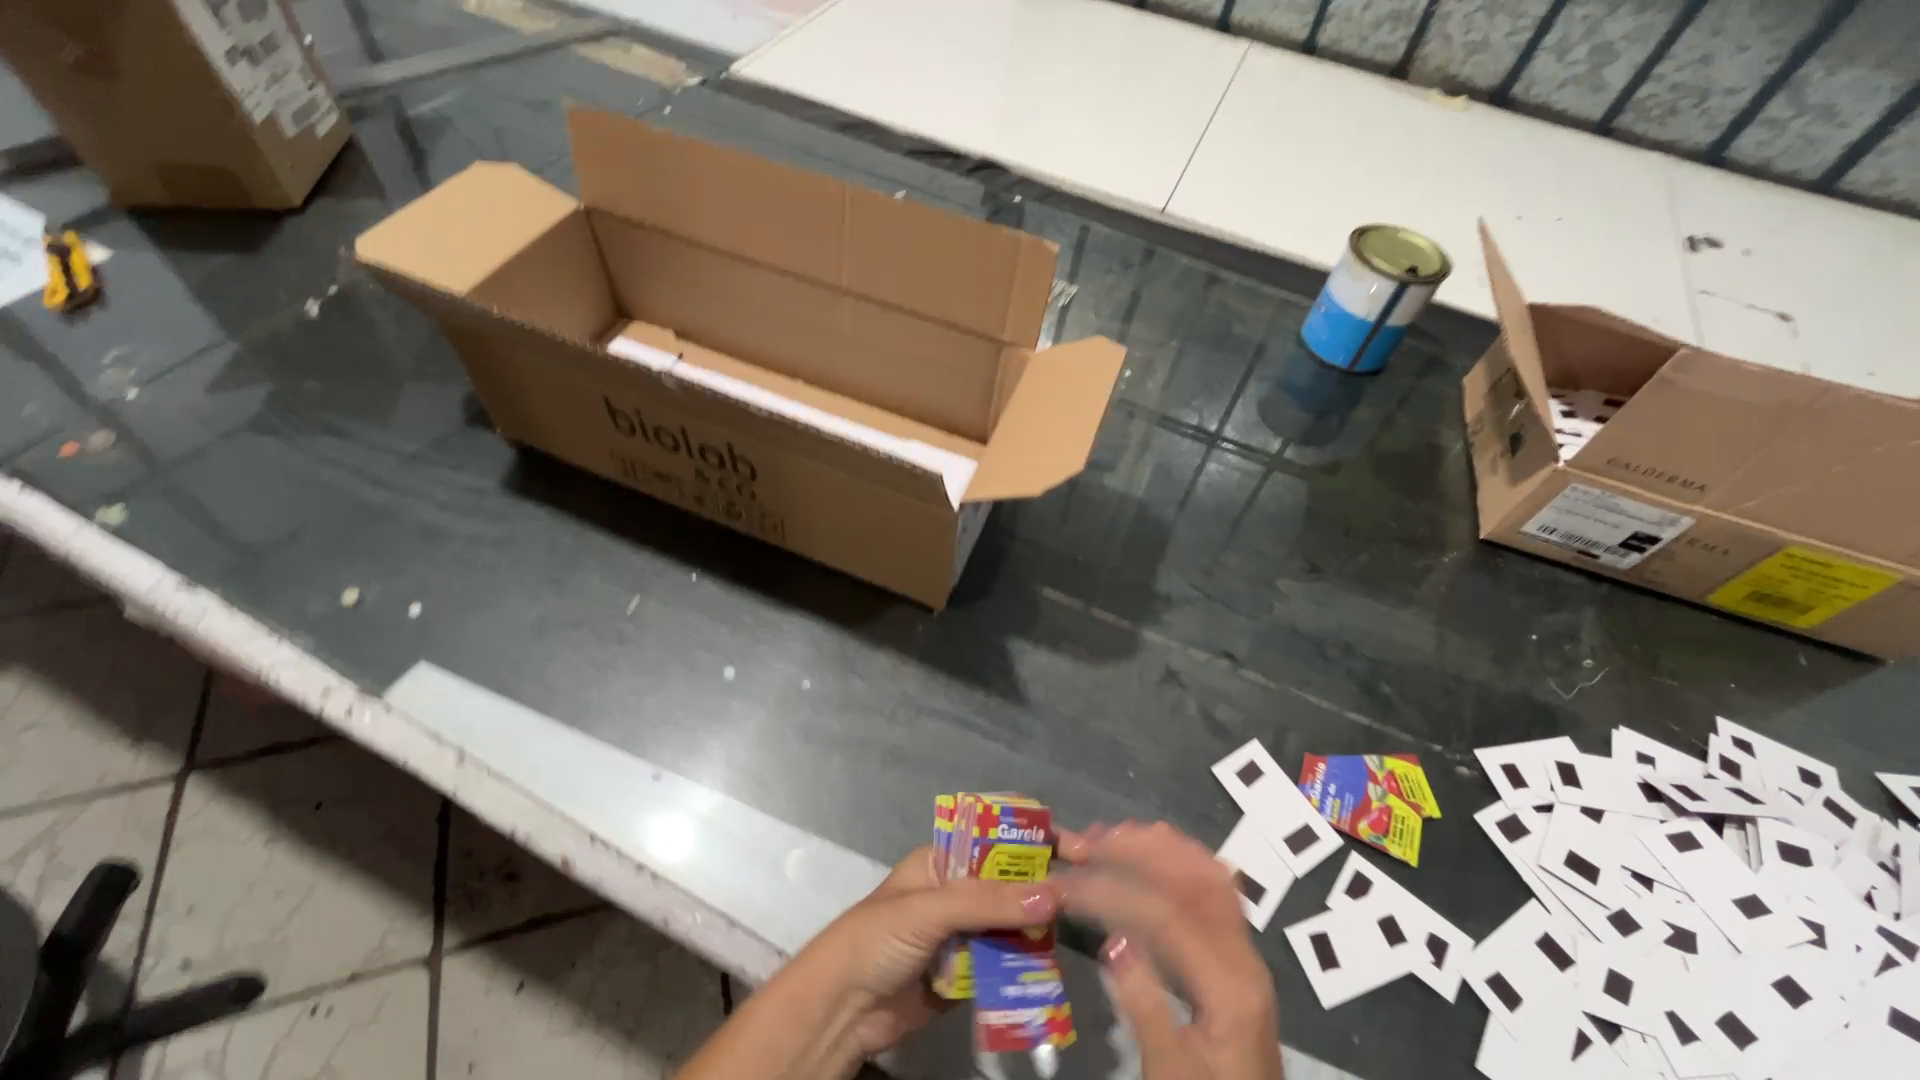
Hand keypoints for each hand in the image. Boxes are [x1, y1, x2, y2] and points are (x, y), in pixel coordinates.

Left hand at [812, 844, 1057, 1057]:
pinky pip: (1005, 963)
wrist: (840, 1010)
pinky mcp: (968, 974)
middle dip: (1044, 889)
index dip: (1035, 838)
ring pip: (1013, 924)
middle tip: (1085, 899)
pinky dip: (1024, 966)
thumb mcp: (928, 909)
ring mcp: (963, 934)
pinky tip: (1047, 971)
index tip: (1077, 850)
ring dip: (1038, 930)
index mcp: (944, 861)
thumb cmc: (875, 940)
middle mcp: (957, 892)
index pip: (997, 838)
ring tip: (1071, 937)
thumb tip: (1053, 895)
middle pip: (1012, 883)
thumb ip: (986, 901)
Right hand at [1056, 822, 1283, 1079]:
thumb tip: (1113, 940)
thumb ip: (1144, 1005)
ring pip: (1210, 879)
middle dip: (1141, 851)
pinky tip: (1160, 852)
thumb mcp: (1168, 1070)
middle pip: (1196, 882)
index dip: (1114, 890)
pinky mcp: (1238, 957)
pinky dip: (1184, 864)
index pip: (1168, 917)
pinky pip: (1216, 894)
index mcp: (1229, 987)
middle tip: (1091, 839)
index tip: (1068, 880)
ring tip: (1117, 834)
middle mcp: (1245, 957)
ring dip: (1163, 849)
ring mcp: (1245, 954)